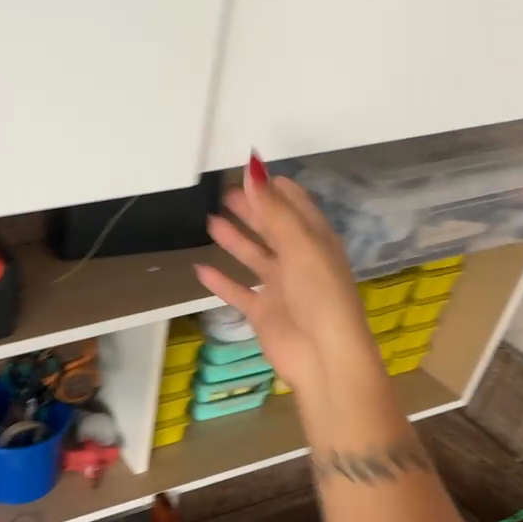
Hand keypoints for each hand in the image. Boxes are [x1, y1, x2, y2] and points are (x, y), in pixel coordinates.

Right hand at [194, 177, 383, 406]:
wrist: (322, 353)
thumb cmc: (319, 294)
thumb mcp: (299, 244)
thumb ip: (272, 209)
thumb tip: (251, 168)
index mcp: (315, 238)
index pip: (293, 204)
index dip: (272, 187)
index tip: (247, 171)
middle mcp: (298, 259)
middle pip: (271, 227)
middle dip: (250, 208)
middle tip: (222, 193)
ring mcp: (279, 287)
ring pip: (253, 256)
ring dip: (234, 239)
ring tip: (209, 222)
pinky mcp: (263, 312)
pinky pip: (238, 291)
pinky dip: (221, 281)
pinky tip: (201, 268)